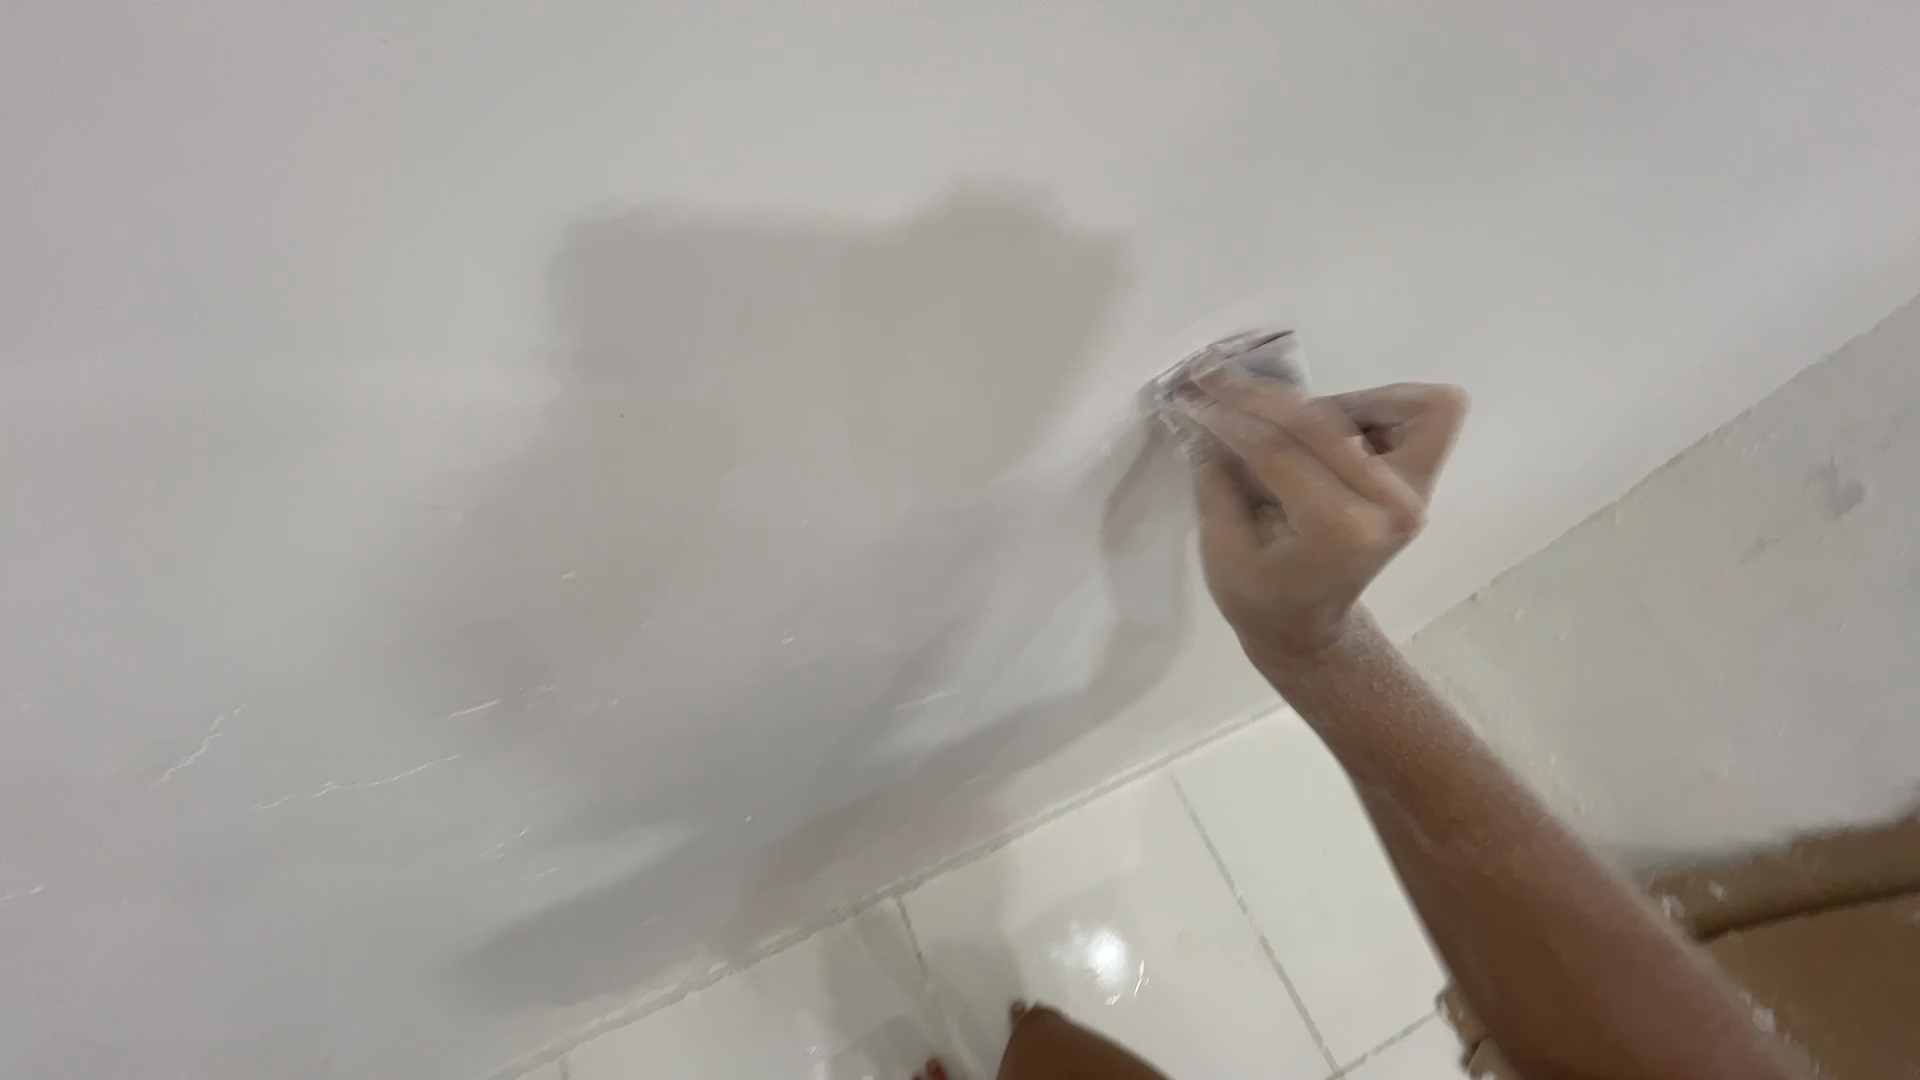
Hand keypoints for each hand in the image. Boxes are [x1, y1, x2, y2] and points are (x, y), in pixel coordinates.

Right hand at [1174, 361, 1466, 660]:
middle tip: (1212, 378)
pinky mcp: (1422, 478)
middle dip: (1257, 397)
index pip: (1276, 449)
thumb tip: (1203, 412)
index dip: (1226, 418)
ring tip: (1271, 419)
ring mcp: (1415, 490)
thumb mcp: (1220, 545)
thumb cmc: (1258, 597)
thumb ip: (1215, 475)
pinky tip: (1326, 423)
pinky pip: (1427, 413)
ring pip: (1390, 402)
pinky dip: (1376, 404)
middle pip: (1320, 420)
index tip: (1189, 397)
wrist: (1306, 626)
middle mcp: (1391, 505)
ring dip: (1318, 403)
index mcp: (1339, 530)